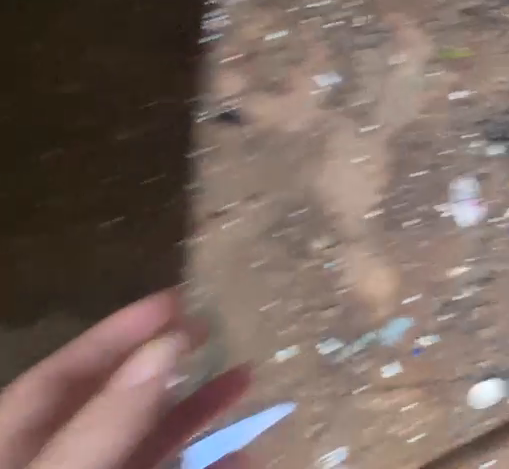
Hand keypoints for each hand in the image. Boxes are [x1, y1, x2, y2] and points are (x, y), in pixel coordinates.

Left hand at [0, 290, 250, 468]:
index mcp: (13, 449)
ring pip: (146, 438)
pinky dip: (215, 459)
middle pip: (107, 404)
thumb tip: (173, 339)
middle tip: (215, 323)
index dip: (111, 336)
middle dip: (164, 362)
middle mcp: (55, 460)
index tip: (177, 295)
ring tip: (247, 374)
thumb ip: (107, 417)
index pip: (53, 381)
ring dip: (199, 405)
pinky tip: (247, 449)